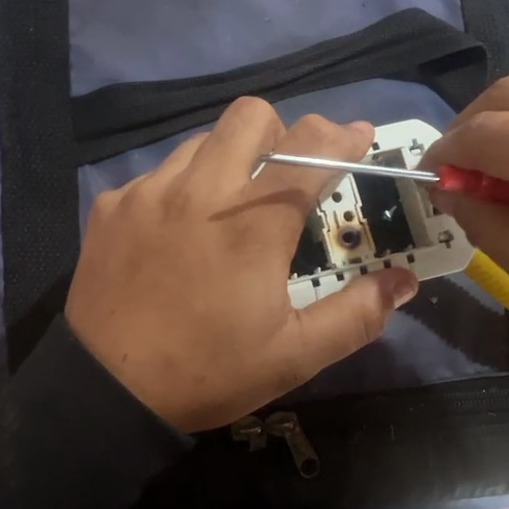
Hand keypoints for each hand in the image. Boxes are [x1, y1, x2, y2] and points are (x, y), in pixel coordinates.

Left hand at [67, 98, 418, 431]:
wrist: (104, 392)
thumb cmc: (206, 373)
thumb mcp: (293, 356)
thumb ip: (356, 315)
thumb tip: (404, 281)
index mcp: (253, 224)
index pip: (310, 149)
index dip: (343, 136)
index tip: (359, 138)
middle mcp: (200, 191)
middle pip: (250, 116)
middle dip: (281, 133)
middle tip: (286, 177)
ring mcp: (148, 193)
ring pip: (200, 141)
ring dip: (228, 160)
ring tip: (229, 209)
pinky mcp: (111, 207)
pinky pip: (157, 174)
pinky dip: (180, 189)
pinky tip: (177, 235)